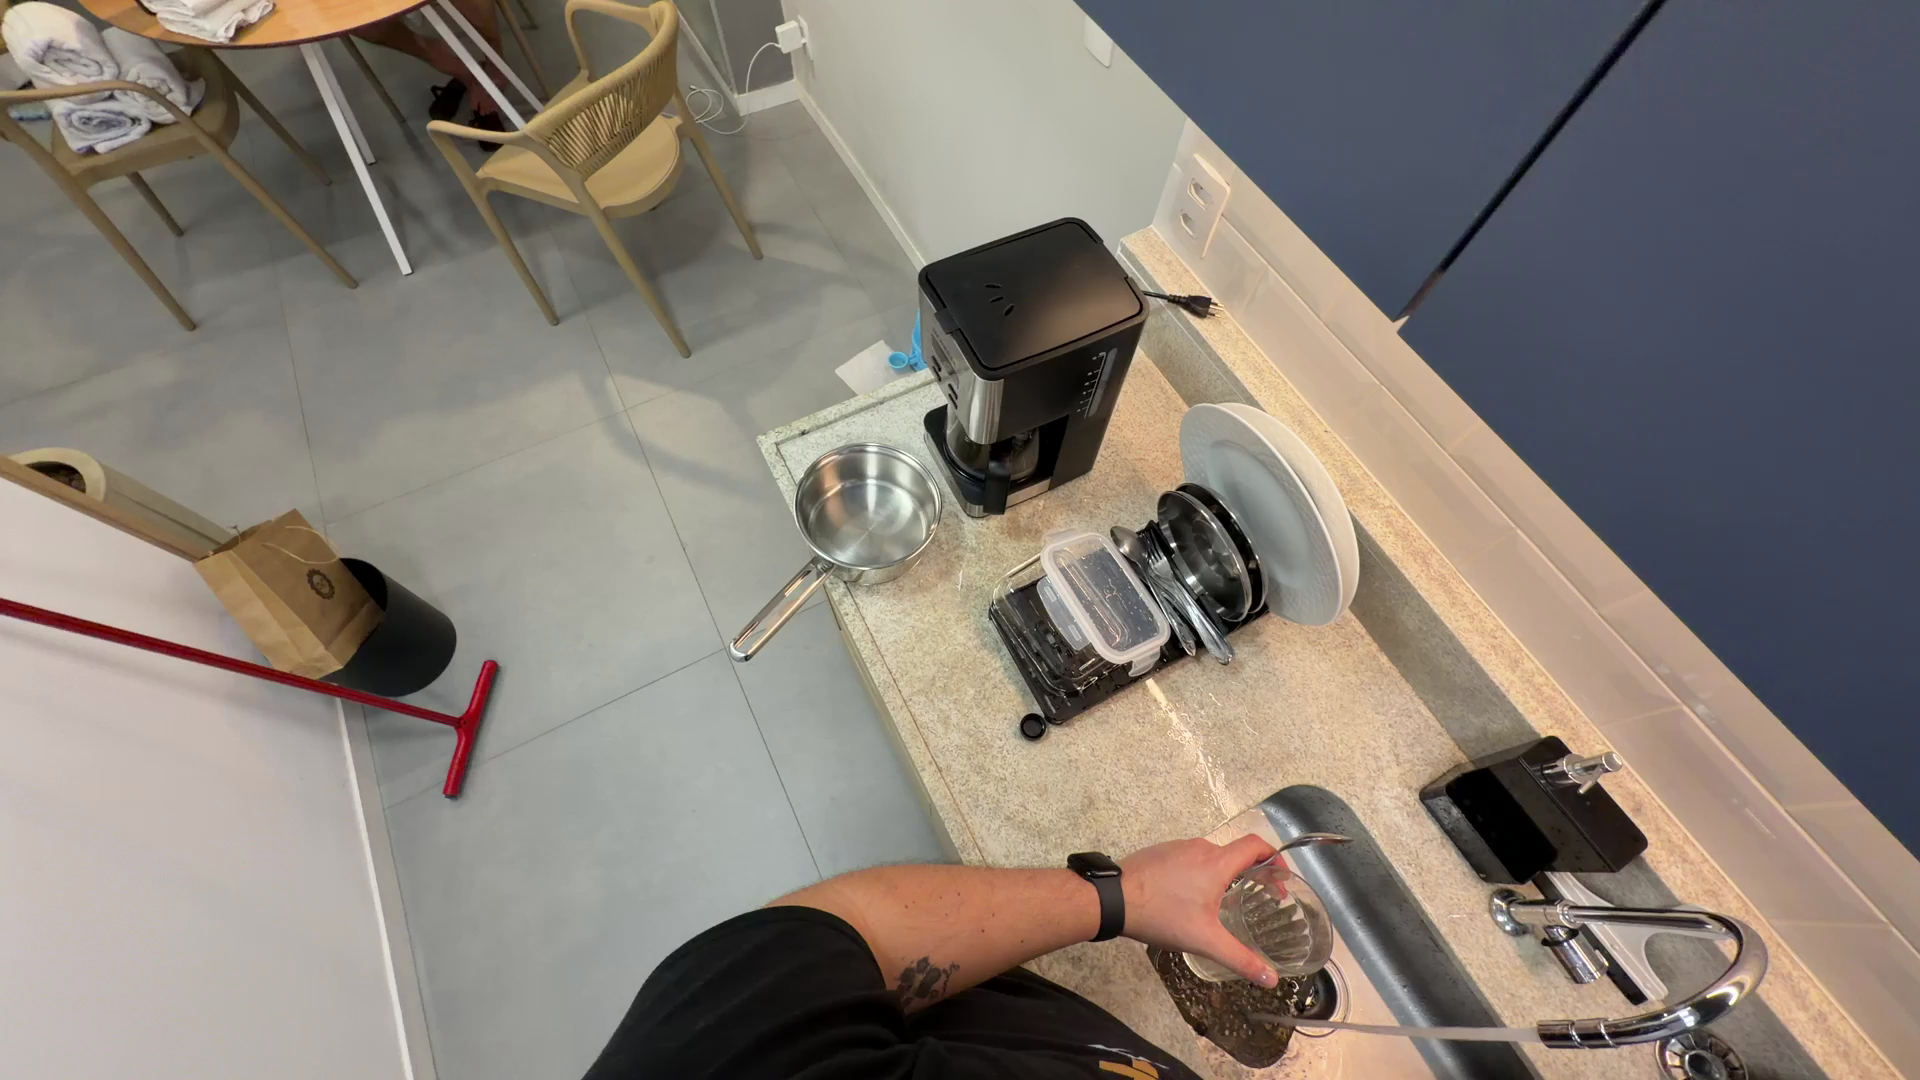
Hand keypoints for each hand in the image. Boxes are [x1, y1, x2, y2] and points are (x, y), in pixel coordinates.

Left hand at [1119, 835, 1278, 986]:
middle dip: (1254, 872)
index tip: (1283, 878)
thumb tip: (1271, 979)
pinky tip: (1197, 897)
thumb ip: (1241, 959)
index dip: (1274, 856)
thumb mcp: (1205, 940)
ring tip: (1232, 900)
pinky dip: (1204, 872)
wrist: (1114, 897)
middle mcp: (1199, 848)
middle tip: (1263, 897)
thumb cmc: (1163, 913)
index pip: (1254, 844)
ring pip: (1212, 856)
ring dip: (1228, 873)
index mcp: (1216, 862)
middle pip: (1235, 852)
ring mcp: (1178, 847)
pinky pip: (1192, 858)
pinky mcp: (1162, 852)